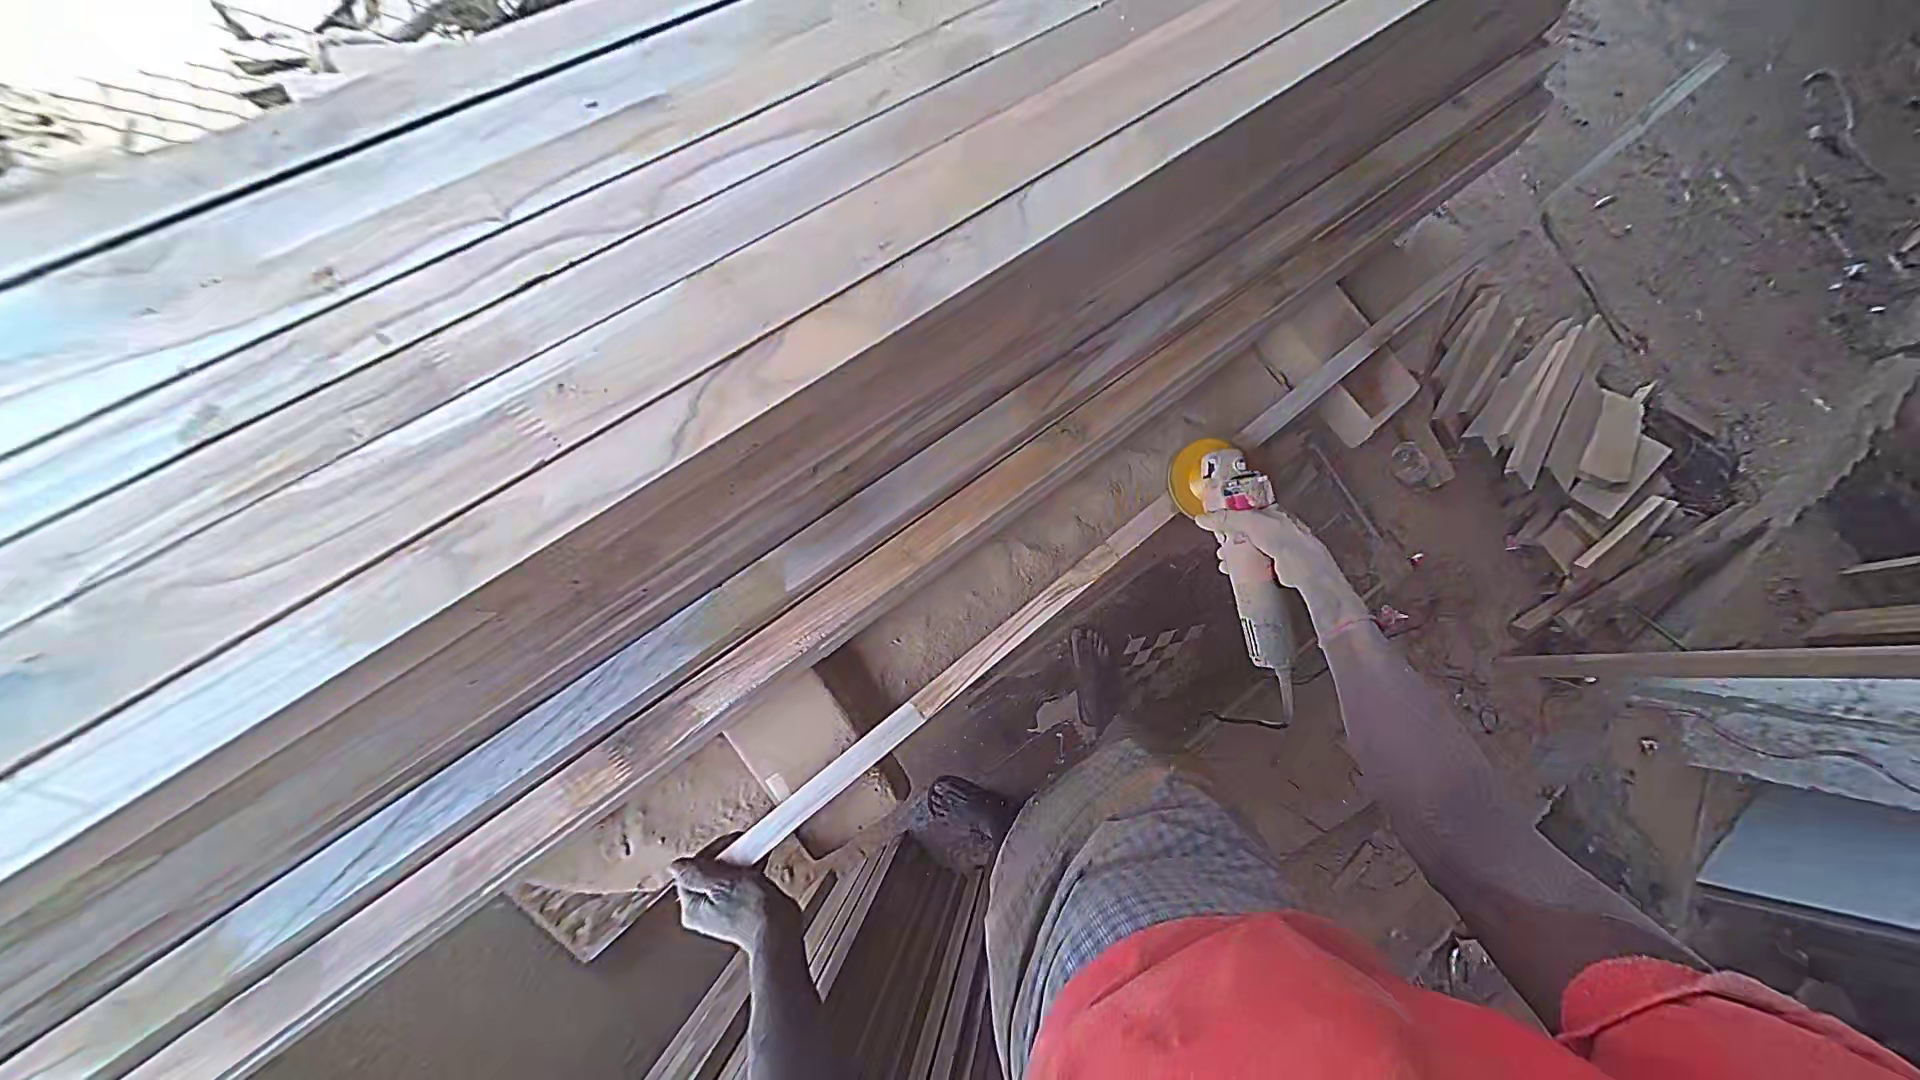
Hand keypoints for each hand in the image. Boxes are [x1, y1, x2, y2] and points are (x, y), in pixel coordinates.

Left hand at [670, 856, 800, 954]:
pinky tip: (758, 863)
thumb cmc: (752, 912)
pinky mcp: (741, 908)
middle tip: (741, 847)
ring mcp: (723, 910)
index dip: (711, 852)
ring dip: (739, 862)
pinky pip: (738, 881)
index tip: (729, 843)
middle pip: (707, 872)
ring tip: (752, 854)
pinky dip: (748, 870)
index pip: (691, 870)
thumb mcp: (722, 884)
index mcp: (693, 908)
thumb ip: (697, 874)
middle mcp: (704, 911)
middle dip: (726, 857)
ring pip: (725, 875)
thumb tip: (676, 866)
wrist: (780, 930)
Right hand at [1195, 507, 1340, 589]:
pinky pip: (1251, 563)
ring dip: (1232, 553)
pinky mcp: (1273, 564)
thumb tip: (1202, 518)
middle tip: (1218, 541)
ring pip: (1247, 547)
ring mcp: (1274, 546)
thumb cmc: (1283, 538)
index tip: (1217, 519)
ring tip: (1223, 558)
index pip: (1246, 509)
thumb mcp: (1249, 522)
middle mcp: (1274, 528)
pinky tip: (1231, 570)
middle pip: (1244, 530)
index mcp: (1271, 512)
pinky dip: (1239, 566)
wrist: (1301, 565)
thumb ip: (1225, 519)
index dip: (1231, 513)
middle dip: (1228, 537)